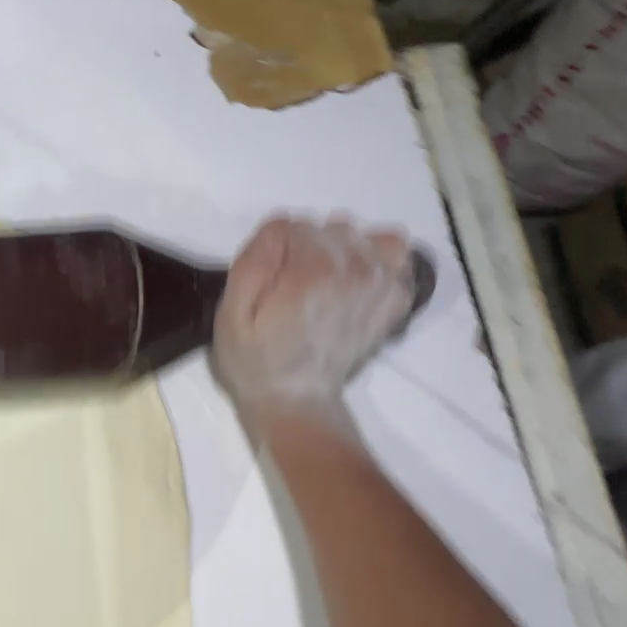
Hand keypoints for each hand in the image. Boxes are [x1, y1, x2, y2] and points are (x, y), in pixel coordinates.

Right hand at [212, 215, 416, 430]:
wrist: (295, 402)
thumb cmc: (254, 361)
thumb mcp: (230, 314)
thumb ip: (253, 262)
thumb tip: (278, 230)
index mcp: (313, 269)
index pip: (290, 225)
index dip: (270, 250)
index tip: (265, 282)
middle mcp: (358, 266)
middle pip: (328, 226)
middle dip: (304, 248)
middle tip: (289, 288)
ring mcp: (384, 281)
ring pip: (363, 235)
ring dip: (341, 250)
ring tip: (323, 282)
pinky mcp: (396, 298)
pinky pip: (392, 256)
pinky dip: (372, 262)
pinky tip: (350, 288)